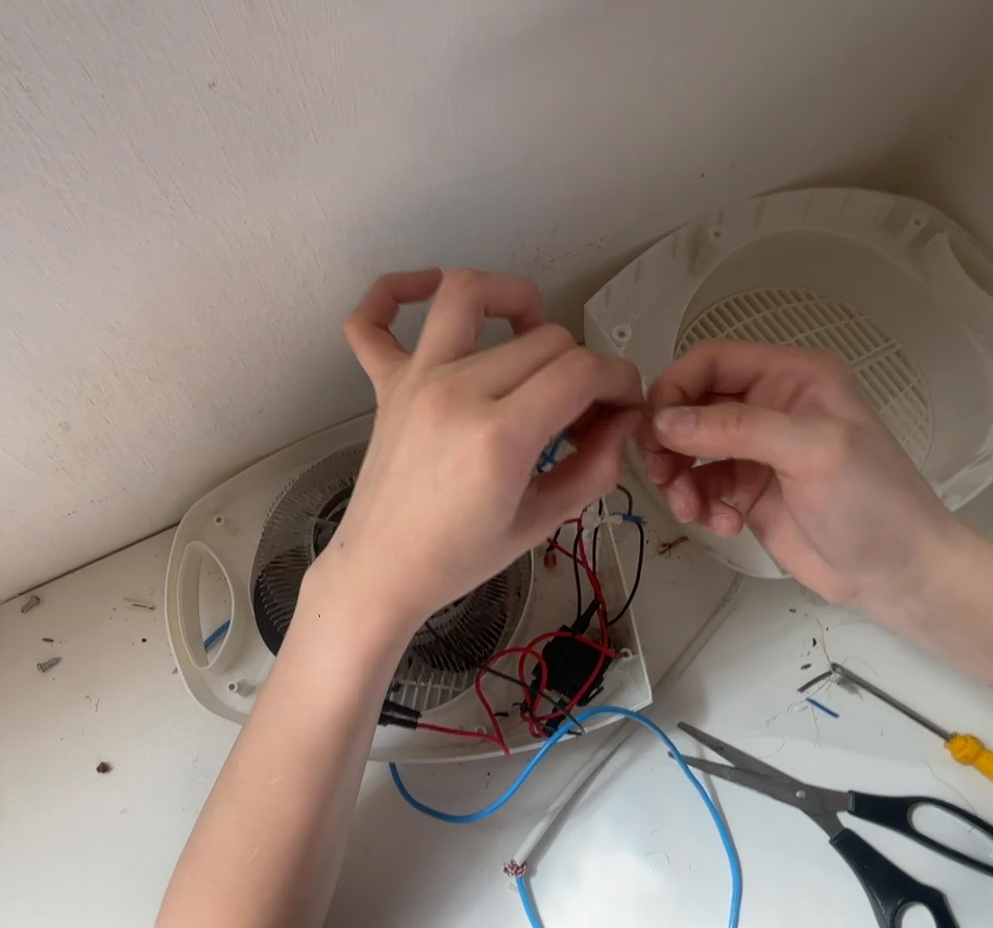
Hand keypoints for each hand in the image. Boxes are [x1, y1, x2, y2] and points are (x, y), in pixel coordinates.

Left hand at [321, 268, 643, 626]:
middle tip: (580, 408)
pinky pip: (370, 321)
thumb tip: (621, 421)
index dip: (619, 381)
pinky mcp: (385, 386)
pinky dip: (394, 292)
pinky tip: (425, 290)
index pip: (583, 370)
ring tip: (529, 332)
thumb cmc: (457, 558)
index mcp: (500, 437)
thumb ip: (595, 468)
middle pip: (546, 338)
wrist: (384, 573)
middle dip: (582, 366)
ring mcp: (415, 382)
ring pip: (471, 295)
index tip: (621, 405)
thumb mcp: (542, 523)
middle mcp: (457, 393)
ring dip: (513, 299)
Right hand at [639, 340, 964, 615]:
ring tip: (690, 509)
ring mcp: (754, 449)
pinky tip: (723, 524)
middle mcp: (768, 405)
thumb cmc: (870, 501)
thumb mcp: (812, 452)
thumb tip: (662, 422)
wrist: (895, 573)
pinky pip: (699, 484)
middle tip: (660, 474)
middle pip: (690, 405)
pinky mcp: (744, 488)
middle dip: (669, 440)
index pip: (712, 361)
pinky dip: (698, 504)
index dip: (675, 388)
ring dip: (677, 478)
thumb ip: (737, 429)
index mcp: (792, 376)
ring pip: (686, 448)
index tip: (655, 430)